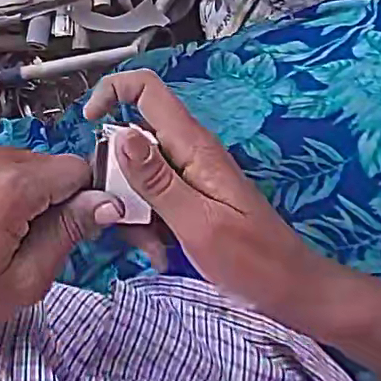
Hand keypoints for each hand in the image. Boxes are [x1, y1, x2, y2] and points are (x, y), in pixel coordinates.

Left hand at [0, 142, 120, 342]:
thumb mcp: (26, 280)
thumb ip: (70, 232)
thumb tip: (107, 203)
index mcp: (10, 185)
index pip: (79, 170)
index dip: (90, 200)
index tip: (85, 229)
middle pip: (56, 165)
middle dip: (62, 199)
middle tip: (43, 242)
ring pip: (35, 164)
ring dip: (38, 194)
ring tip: (15, 234)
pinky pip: (9, 163)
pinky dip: (15, 187)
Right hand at [84, 70, 330, 321]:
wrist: (291, 291)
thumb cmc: (255, 261)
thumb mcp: (198, 222)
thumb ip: (156, 179)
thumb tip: (121, 134)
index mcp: (192, 145)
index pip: (146, 89)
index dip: (112, 91)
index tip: (89, 120)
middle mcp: (187, 151)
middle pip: (130, 137)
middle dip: (116, 175)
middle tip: (124, 217)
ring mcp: (186, 173)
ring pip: (136, 172)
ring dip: (130, 207)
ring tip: (151, 244)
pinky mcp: (186, 195)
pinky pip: (149, 196)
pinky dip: (145, 221)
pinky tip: (160, 250)